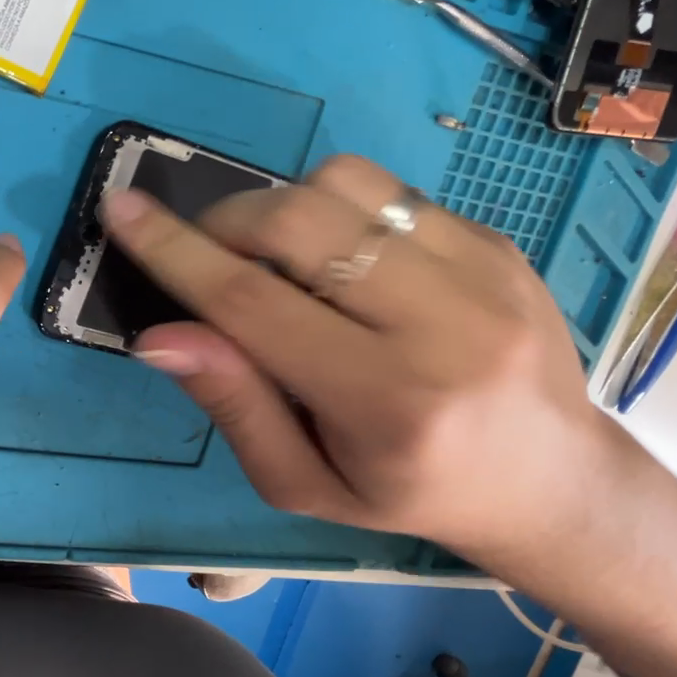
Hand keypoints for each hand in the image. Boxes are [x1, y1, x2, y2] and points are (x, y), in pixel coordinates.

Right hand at [99, 155, 633, 560]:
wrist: (556, 483)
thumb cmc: (406, 492)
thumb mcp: (298, 481)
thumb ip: (230, 403)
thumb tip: (158, 336)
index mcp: (386, 400)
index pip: (253, 303)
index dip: (174, 252)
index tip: (120, 210)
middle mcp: (445, 324)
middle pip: (299, 221)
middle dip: (224, 222)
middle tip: (205, 250)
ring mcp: (484, 272)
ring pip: (344, 183)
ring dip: (280, 207)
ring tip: (277, 258)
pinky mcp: (499, 242)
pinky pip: (386, 190)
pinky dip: (333, 212)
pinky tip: (341, 263)